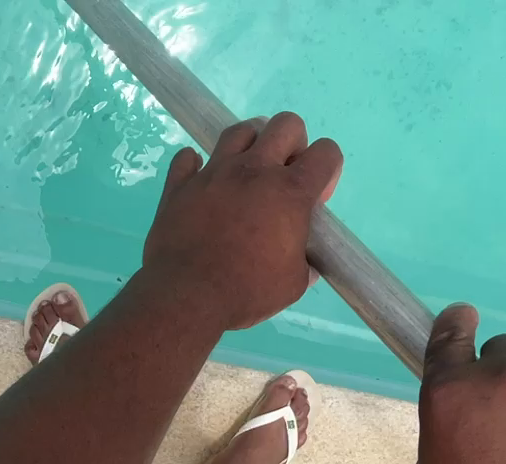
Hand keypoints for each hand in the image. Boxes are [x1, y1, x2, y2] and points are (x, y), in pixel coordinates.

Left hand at [141, 113, 342, 332]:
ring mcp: (213, 174)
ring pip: (238, 132)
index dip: (327, 171)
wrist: (187, 298)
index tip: (314, 199)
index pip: (326, 153)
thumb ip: (303, 265)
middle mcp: (253, 171)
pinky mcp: (179, 187)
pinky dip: (193, 166)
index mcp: (290, 192)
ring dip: (248, 145)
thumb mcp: (291, 286)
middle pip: (285, 124)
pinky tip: (199, 185)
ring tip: (243, 175)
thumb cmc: (246, 293)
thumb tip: (305, 265)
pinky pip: (185, 158)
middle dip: (291, 144)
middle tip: (281, 178)